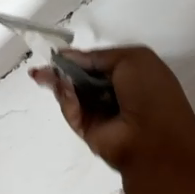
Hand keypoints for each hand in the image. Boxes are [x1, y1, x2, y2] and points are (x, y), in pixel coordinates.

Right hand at [31, 46, 194, 179]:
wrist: (154, 139)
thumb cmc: (151, 94)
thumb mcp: (132, 59)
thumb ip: (96, 56)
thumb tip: (67, 56)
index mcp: (130, 75)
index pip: (96, 63)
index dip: (77, 58)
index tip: (57, 54)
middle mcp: (114, 93)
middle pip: (80, 77)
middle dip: (59, 70)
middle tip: (40, 68)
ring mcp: (100, 112)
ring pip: (71, 92)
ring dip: (58, 82)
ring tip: (41, 75)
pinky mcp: (87, 128)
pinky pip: (71, 109)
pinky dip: (66, 99)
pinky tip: (66, 91)